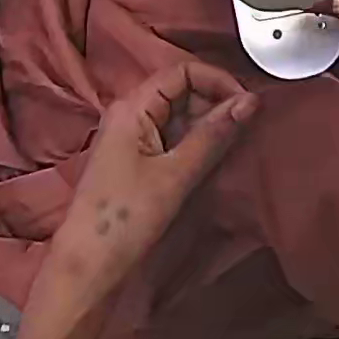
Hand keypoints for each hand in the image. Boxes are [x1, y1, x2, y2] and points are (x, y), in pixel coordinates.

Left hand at [32, 62, 258, 322]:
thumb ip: (214, 135)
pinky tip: (218, 155)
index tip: (247, 103)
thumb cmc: (125, 217)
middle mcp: (131, 113)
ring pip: (180, 114)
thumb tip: (251, 101)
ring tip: (238, 141)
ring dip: (209, 123)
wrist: (87, 267)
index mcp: (132, 107)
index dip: (217, 80)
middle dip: (216, 102)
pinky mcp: (138, 159)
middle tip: (248, 126)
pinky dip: (197, 141)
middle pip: (182, 90)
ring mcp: (133, 136)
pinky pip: (173, 136)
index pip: (181, 71)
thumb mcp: (175, 174)